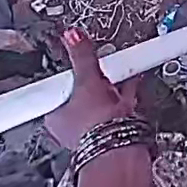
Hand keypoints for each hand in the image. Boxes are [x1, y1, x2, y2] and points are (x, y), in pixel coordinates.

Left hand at [46, 28, 139, 147]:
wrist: (122, 150)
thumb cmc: (94, 126)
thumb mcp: (86, 80)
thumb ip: (81, 56)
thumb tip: (72, 36)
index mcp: (55, 116)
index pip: (59, 86)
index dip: (69, 73)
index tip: (76, 62)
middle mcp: (74, 125)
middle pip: (82, 90)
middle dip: (94, 76)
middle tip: (97, 61)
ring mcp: (96, 127)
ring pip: (102, 97)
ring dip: (111, 82)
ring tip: (116, 66)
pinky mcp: (116, 128)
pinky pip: (119, 103)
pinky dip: (125, 90)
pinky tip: (132, 77)